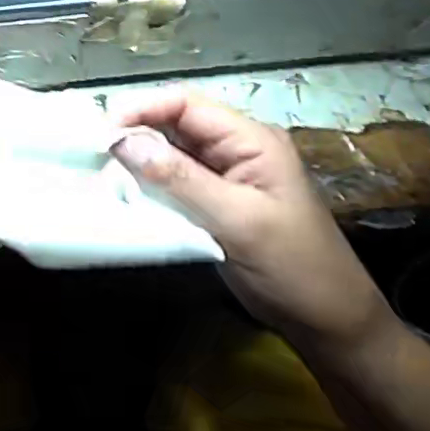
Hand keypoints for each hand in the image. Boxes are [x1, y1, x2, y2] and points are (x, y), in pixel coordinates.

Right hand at [113, 93, 397, 352]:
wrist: (332, 325)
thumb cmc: (294, 267)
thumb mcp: (238, 221)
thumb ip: (180, 179)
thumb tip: (124, 142)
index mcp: (251, 139)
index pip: (186, 105)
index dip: (142, 109)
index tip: (103, 132)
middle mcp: (236, 148)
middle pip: (176, 124)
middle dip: (137, 134)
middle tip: (97, 156)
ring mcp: (227, 175)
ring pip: (173, 152)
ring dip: (141, 161)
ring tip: (105, 174)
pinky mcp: (218, 201)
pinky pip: (177, 181)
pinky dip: (153, 185)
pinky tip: (129, 195)